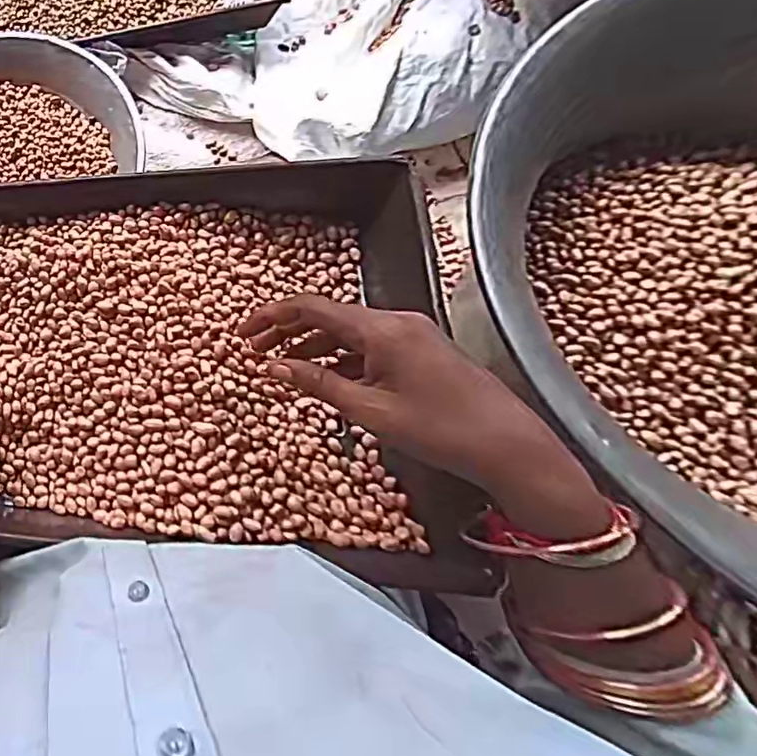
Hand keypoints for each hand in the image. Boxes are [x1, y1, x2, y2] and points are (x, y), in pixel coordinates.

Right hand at [237, 295, 589, 502]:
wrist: (512, 448)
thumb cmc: (442, 430)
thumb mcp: (369, 409)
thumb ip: (316, 384)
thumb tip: (273, 368)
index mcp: (382, 330)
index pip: (311, 307)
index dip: (271, 317)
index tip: (244, 332)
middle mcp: (396, 322)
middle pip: (326, 316)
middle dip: (286, 331)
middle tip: (254, 350)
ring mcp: (410, 335)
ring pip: (345, 331)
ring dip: (309, 345)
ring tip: (280, 365)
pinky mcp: (418, 351)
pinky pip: (366, 345)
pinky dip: (337, 357)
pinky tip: (321, 376)